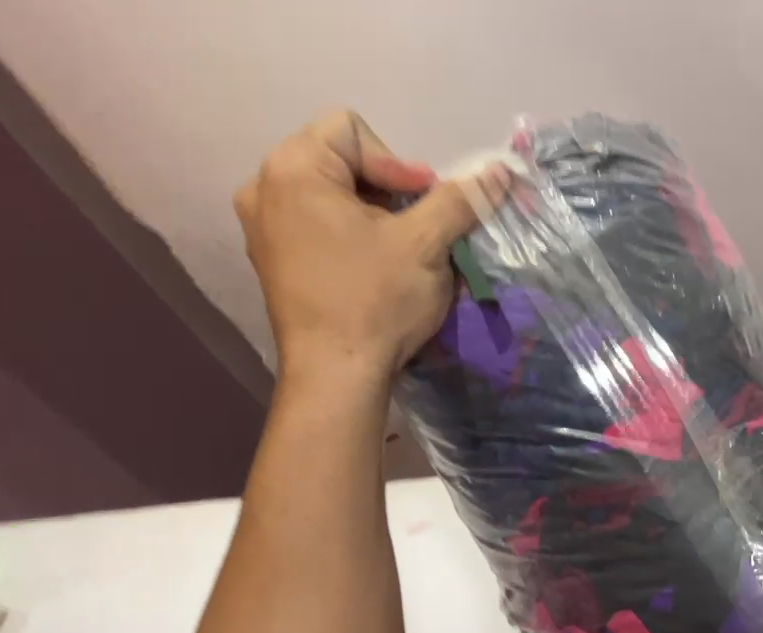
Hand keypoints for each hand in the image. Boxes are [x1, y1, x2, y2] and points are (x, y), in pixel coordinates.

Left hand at [234, 109, 507, 388]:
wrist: (336, 372)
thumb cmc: (376, 300)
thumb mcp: (426, 245)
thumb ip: (459, 201)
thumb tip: (498, 171)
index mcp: (294, 169)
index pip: (352, 129)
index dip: (400, 163)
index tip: (427, 206)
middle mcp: (265, 187)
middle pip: (341, 162)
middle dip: (391, 191)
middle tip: (423, 231)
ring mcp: (263, 226)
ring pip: (332, 197)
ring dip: (376, 217)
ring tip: (404, 253)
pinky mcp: (273, 260)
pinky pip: (319, 228)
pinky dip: (353, 239)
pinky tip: (375, 271)